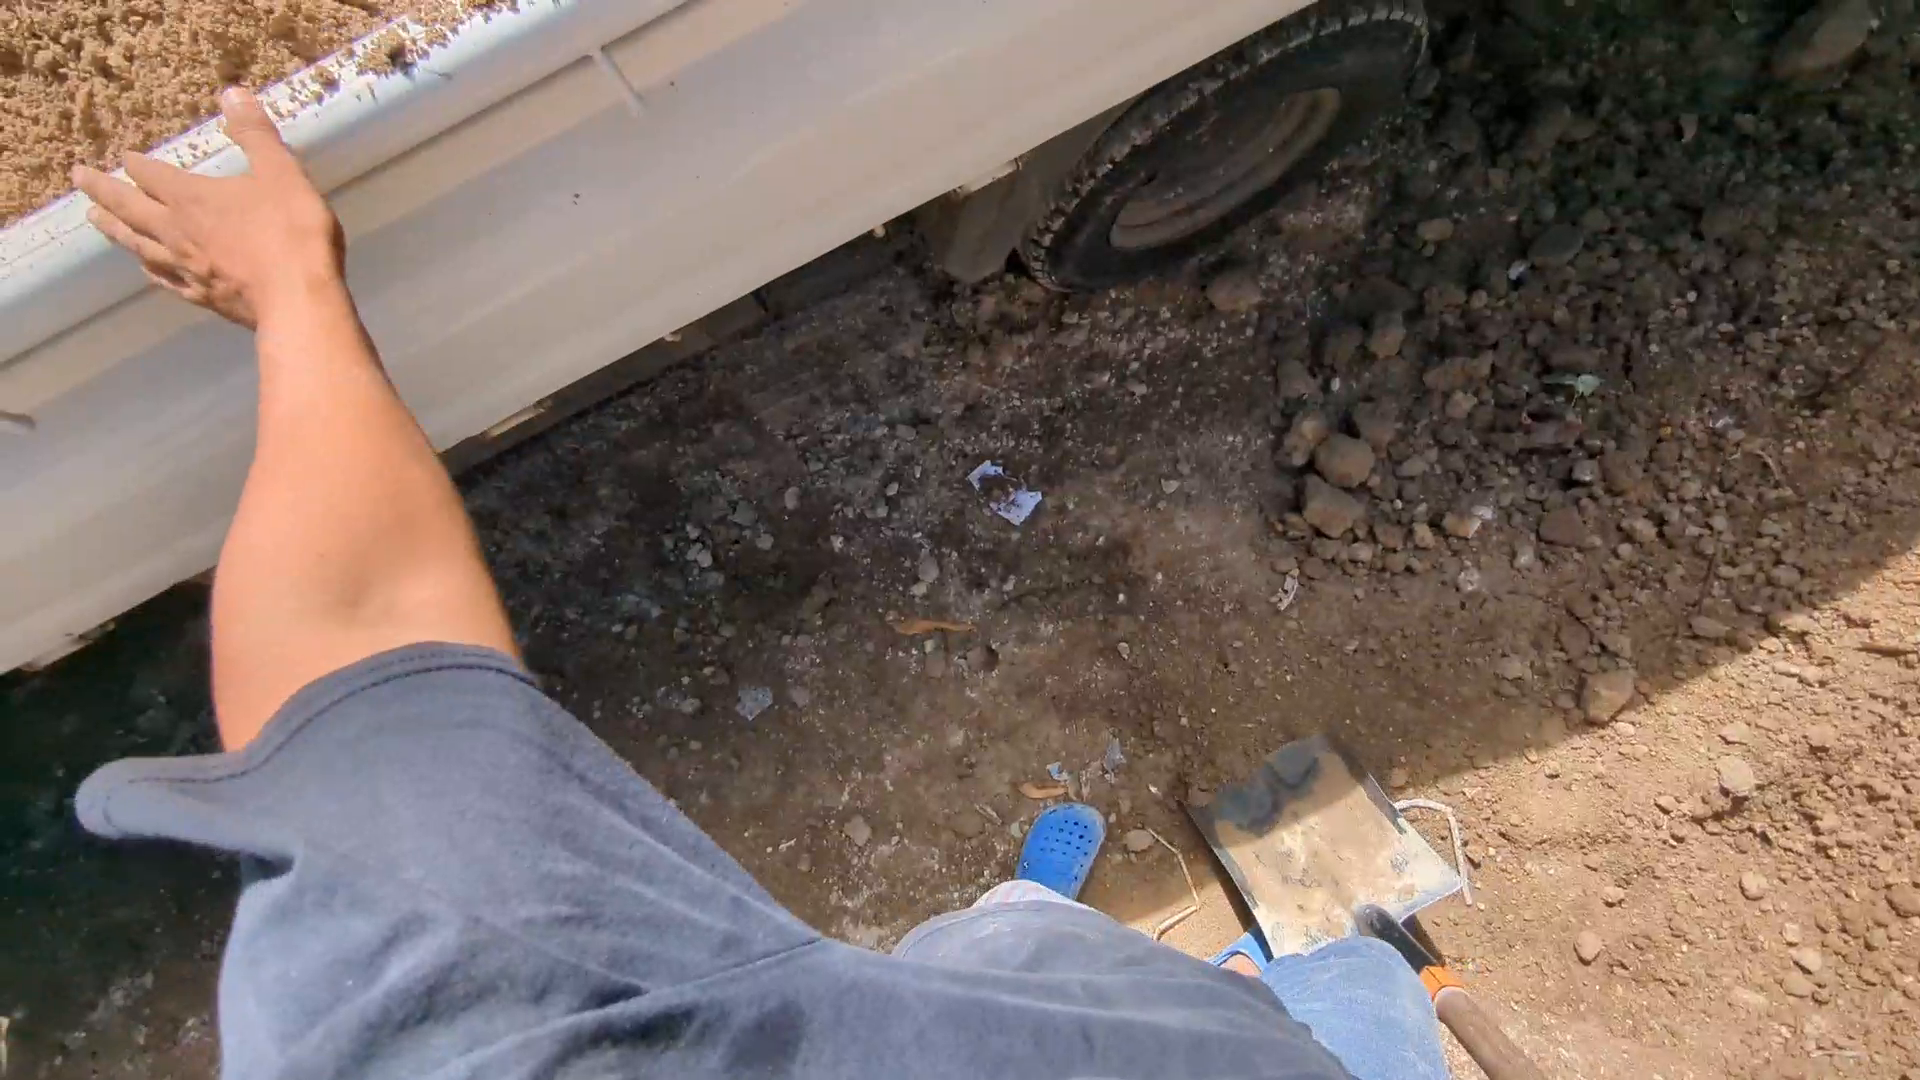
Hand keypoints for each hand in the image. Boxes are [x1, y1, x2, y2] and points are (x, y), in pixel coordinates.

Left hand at [73, 87, 345, 330]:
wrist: (301, 299)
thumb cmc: (293, 235)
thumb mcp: (284, 177)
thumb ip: (257, 137)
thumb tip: (234, 92)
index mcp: (191, 197)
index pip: (151, 174)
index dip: (139, 164)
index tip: (128, 158)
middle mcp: (176, 229)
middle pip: (129, 206)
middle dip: (104, 191)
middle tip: (80, 180)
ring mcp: (187, 266)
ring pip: (138, 243)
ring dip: (115, 229)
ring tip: (97, 221)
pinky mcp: (205, 296)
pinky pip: (167, 280)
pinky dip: (152, 271)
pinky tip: (148, 270)